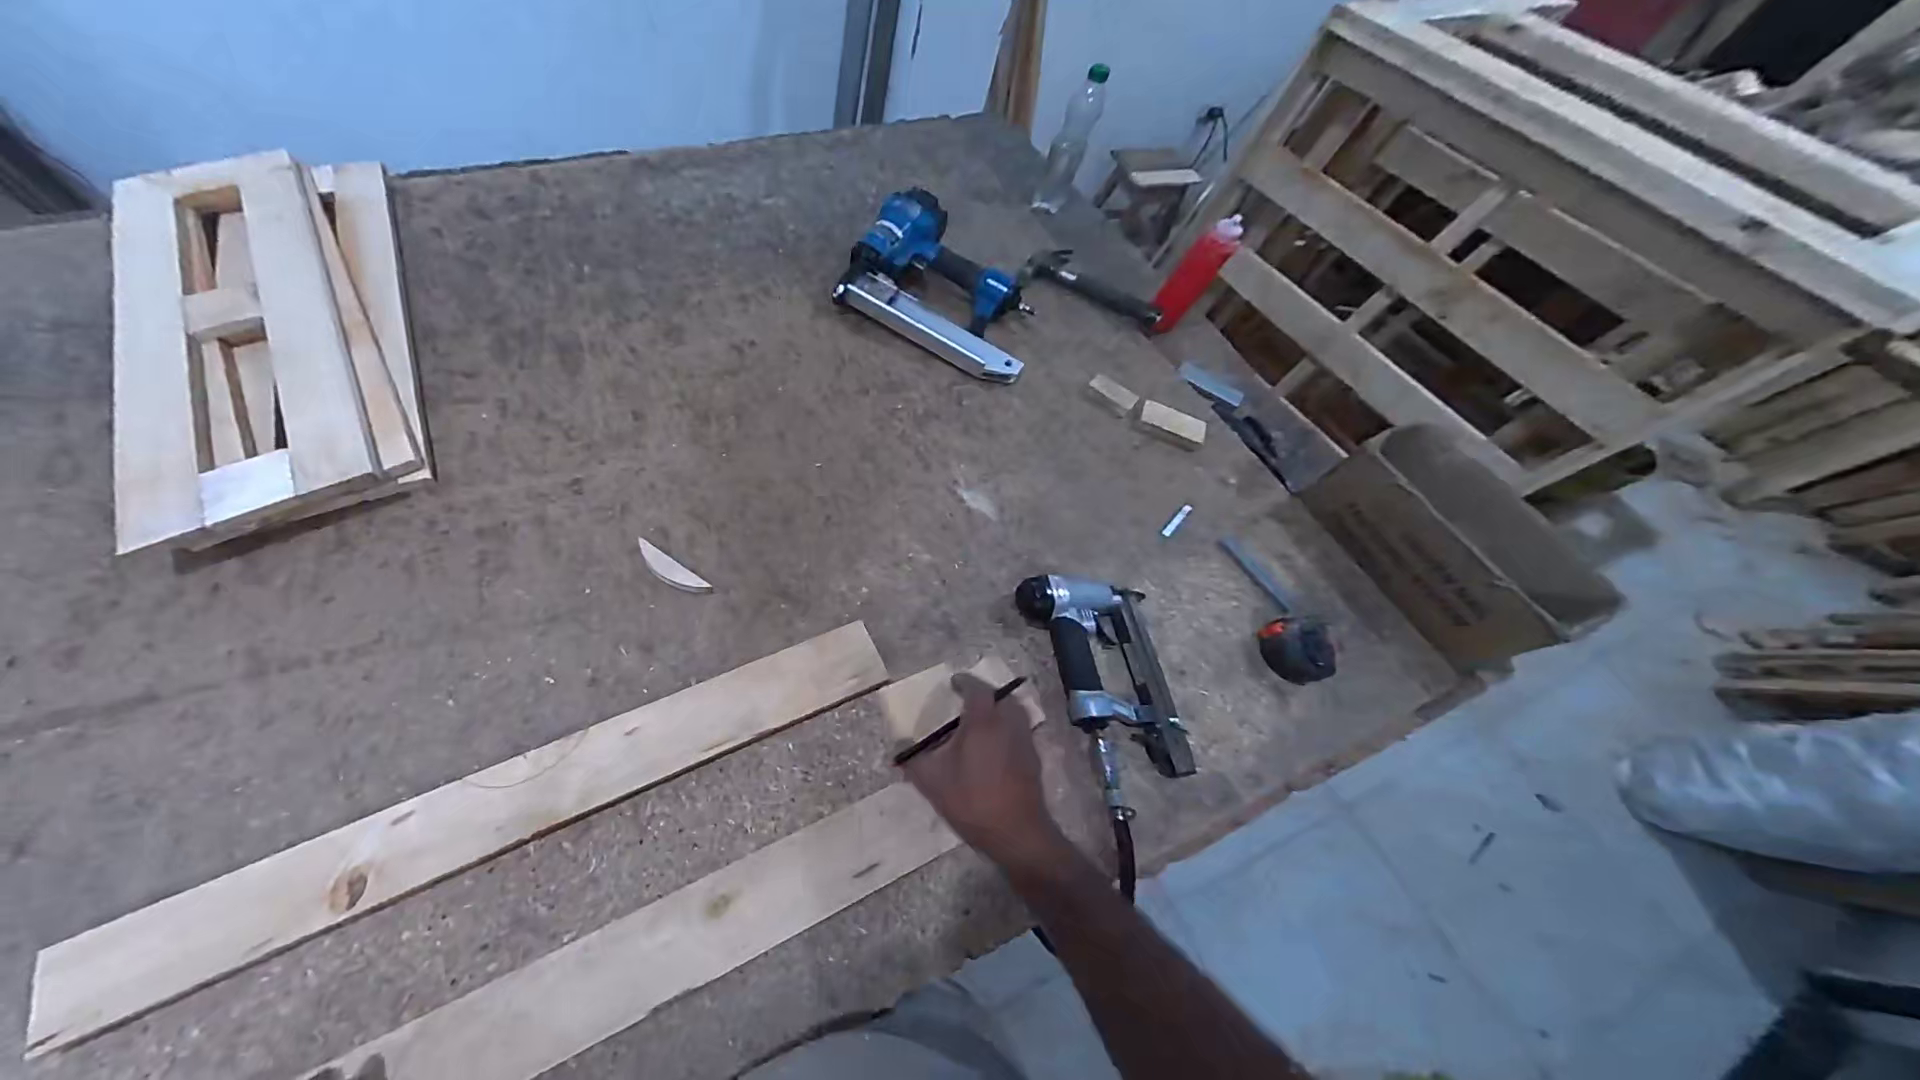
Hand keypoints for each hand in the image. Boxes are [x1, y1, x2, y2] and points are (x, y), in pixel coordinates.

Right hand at [901, 672, 1071, 876]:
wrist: (1017, 832)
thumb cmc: (972, 800)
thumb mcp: (932, 781)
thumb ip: (913, 760)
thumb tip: (899, 747)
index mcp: (984, 720)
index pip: (977, 688)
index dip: (964, 682)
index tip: (953, 682)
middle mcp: (1009, 722)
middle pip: (1000, 696)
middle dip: (984, 694)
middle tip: (966, 701)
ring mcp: (1025, 740)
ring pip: (1014, 713)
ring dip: (998, 710)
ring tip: (980, 722)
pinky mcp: (1034, 758)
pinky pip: (1019, 731)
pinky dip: (1007, 728)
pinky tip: (993, 748)